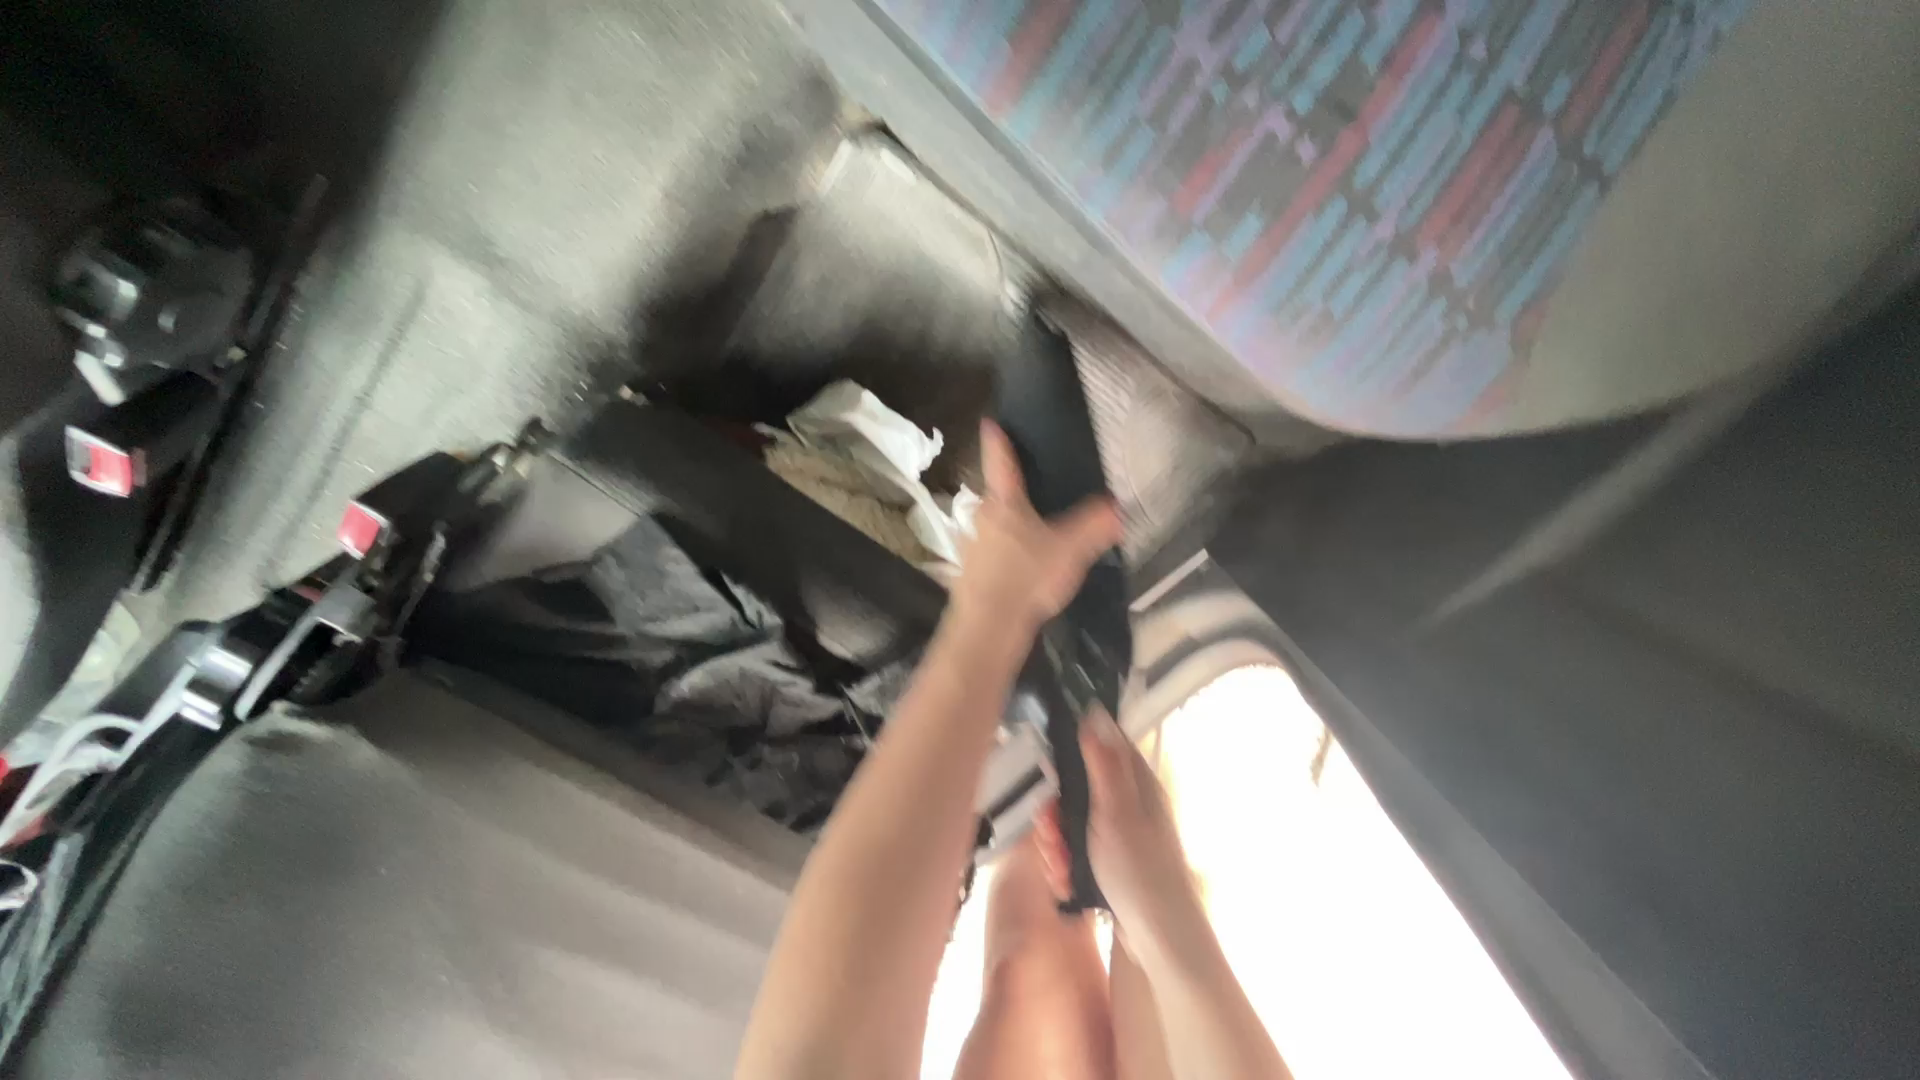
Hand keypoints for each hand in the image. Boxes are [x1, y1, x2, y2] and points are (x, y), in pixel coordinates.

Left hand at [949, 421, 1123, 633]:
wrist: (988, 627)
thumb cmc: (1026, 577)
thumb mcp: (1070, 550)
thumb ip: (1095, 527)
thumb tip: (1115, 508)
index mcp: (1003, 503)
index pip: (1000, 461)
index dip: (998, 440)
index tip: (991, 422)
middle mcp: (980, 519)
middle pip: (996, 498)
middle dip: (1011, 497)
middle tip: (1032, 498)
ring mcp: (970, 547)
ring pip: (992, 529)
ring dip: (1007, 532)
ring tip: (1031, 541)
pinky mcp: (968, 575)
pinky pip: (990, 557)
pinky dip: (1004, 559)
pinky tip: (1021, 574)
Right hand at [1035, 708, 1205, 960]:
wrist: (1159, 938)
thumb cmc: (1141, 872)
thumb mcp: (1116, 812)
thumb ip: (1103, 764)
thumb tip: (1094, 713)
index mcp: (1135, 782)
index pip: (1100, 745)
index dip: (1071, 753)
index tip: (1050, 773)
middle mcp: (1127, 802)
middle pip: (1077, 787)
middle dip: (1055, 811)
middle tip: (1051, 832)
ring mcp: (1118, 833)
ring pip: (1071, 821)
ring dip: (1056, 843)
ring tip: (1060, 865)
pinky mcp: (1109, 860)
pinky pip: (1076, 849)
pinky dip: (1065, 863)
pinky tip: (1065, 881)